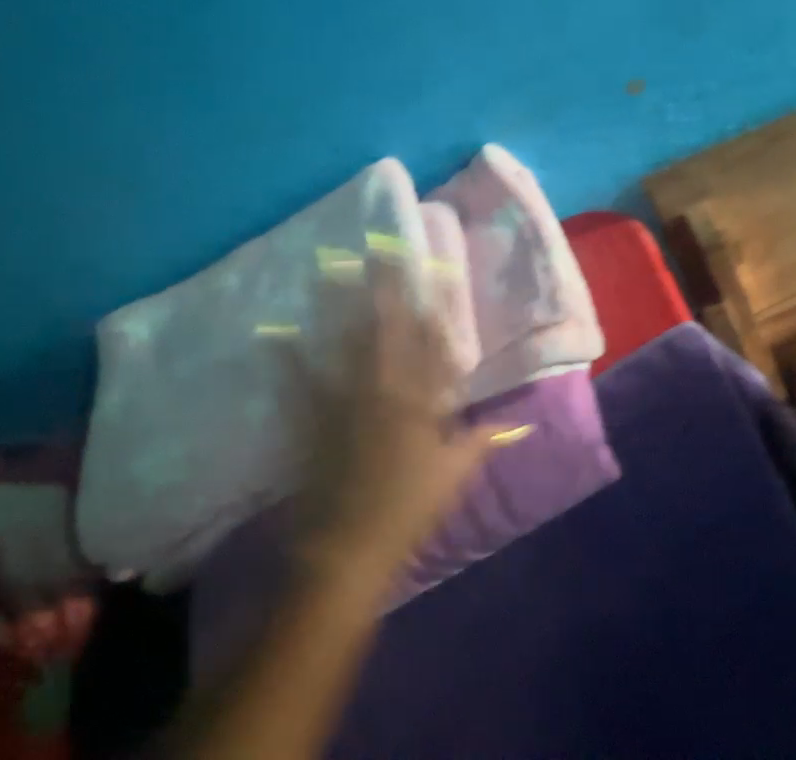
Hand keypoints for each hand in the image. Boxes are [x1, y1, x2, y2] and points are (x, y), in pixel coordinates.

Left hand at [280, 247, 506, 580]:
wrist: (347, 546)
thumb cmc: (410, 509)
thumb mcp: (456, 473)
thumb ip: (484, 440)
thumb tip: (520, 424)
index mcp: (424, 402)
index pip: (436, 344)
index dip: (438, 305)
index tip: (438, 270)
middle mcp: (385, 391)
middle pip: (389, 330)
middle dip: (389, 287)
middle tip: (384, 248)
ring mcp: (344, 402)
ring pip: (345, 343)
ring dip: (339, 304)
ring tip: (334, 265)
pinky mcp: (311, 420)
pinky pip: (298, 381)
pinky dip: (286, 357)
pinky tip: (275, 331)